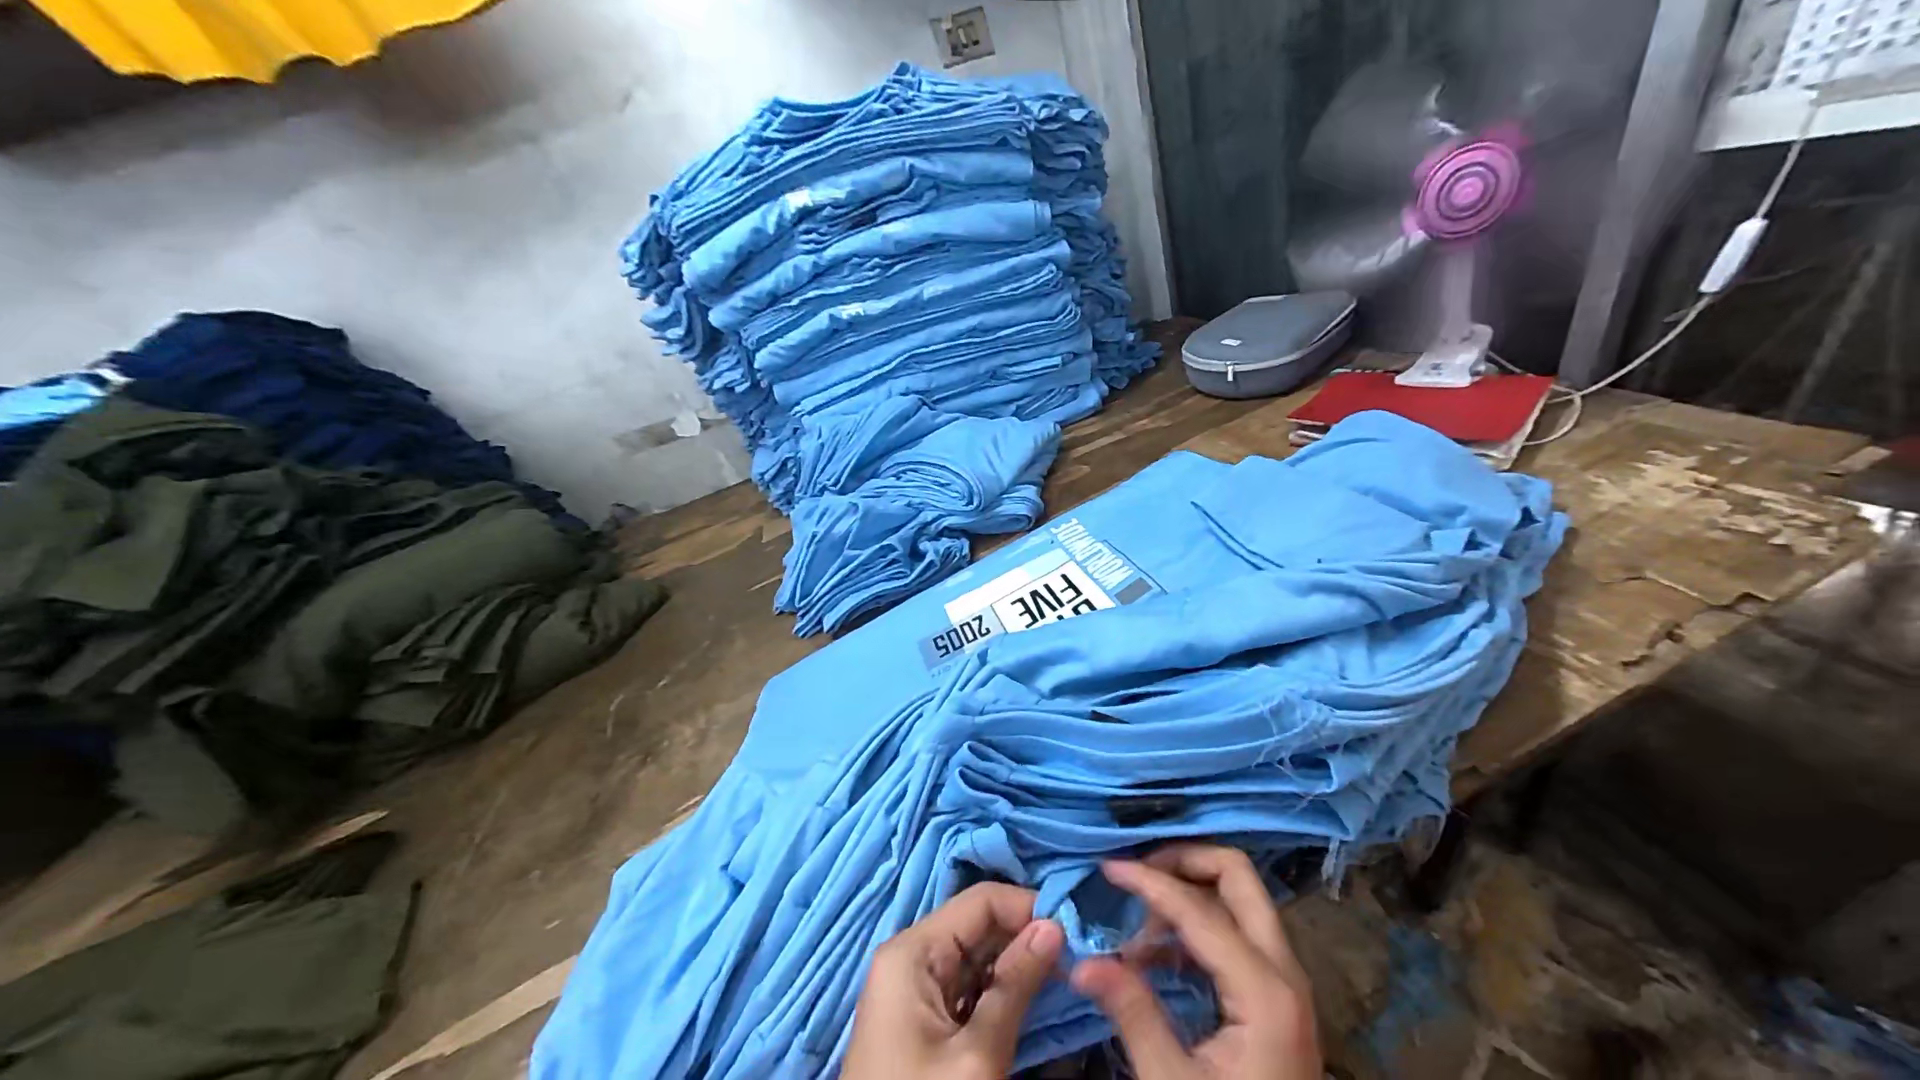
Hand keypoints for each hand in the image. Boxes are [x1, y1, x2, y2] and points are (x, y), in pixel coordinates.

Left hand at [843, 882, 1065, 1079]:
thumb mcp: (977, 1054)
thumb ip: (1016, 985)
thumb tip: (1054, 927)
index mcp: (913, 950)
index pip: (980, 901)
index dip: (1028, 907)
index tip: (1076, 930)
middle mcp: (911, 955)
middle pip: (978, 925)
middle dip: (1027, 934)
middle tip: (1079, 954)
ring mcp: (915, 987)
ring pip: (977, 955)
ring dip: (1019, 962)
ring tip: (1066, 972)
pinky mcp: (923, 1016)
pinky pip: (969, 985)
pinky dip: (1002, 988)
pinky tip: (1035, 995)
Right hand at [1070, 844, 1320, 1079]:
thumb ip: (1132, 1014)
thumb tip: (1080, 963)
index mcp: (1264, 991)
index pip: (1199, 908)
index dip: (1149, 882)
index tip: (1107, 869)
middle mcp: (1285, 970)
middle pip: (1238, 877)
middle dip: (1183, 861)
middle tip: (1135, 872)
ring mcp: (1285, 980)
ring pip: (1239, 899)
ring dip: (1188, 891)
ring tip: (1138, 920)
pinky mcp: (1276, 995)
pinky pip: (1237, 931)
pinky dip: (1197, 923)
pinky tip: (1156, 952)